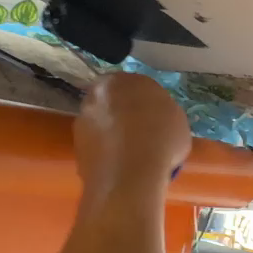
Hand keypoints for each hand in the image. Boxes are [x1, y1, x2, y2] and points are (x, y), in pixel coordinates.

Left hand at [73, 73, 192, 212]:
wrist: (130, 174)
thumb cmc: (161, 139)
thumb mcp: (177, 119)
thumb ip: (162, 111)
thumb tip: (156, 119)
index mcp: (124, 79)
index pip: (136, 85)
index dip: (146, 103)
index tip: (155, 119)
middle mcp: (99, 93)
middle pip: (114, 101)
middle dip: (125, 115)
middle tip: (142, 134)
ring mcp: (83, 119)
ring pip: (102, 123)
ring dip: (112, 133)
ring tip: (130, 154)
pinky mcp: (76, 145)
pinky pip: (95, 144)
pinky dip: (105, 152)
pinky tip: (120, 165)